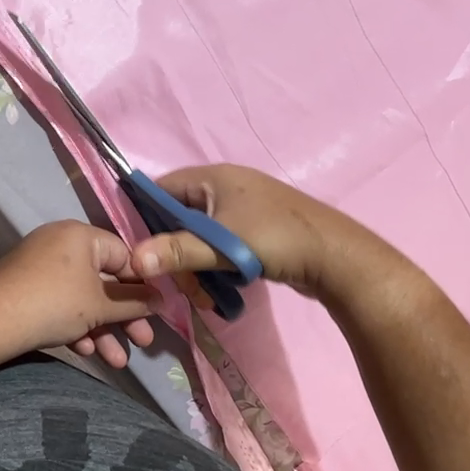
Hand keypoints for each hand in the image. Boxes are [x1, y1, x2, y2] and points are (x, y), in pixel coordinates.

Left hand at [0, 221, 160, 367]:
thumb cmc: (54, 304)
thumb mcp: (100, 305)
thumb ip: (135, 302)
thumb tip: (163, 299)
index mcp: (81, 235)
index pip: (125, 255)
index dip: (144, 284)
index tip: (159, 310)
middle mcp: (61, 244)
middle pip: (105, 280)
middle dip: (125, 316)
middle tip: (144, 341)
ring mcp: (42, 267)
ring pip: (83, 298)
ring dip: (103, 330)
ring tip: (117, 362)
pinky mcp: (28, 289)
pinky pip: (61, 304)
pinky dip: (76, 326)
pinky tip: (87, 352)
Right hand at [128, 164, 412, 306]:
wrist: (336, 258)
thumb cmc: (275, 239)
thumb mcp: (220, 244)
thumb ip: (176, 251)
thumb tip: (133, 259)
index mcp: (214, 176)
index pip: (161, 188)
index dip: (143, 215)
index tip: (138, 247)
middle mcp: (225, 186)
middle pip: (179, 217)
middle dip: (174, 251)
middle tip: (180, 281)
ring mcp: (242, 208)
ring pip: (199, 236)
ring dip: (196, 265)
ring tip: (205, 293)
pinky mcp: (255, 230)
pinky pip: (219, 244)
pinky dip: (215, 266)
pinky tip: (220, 290)